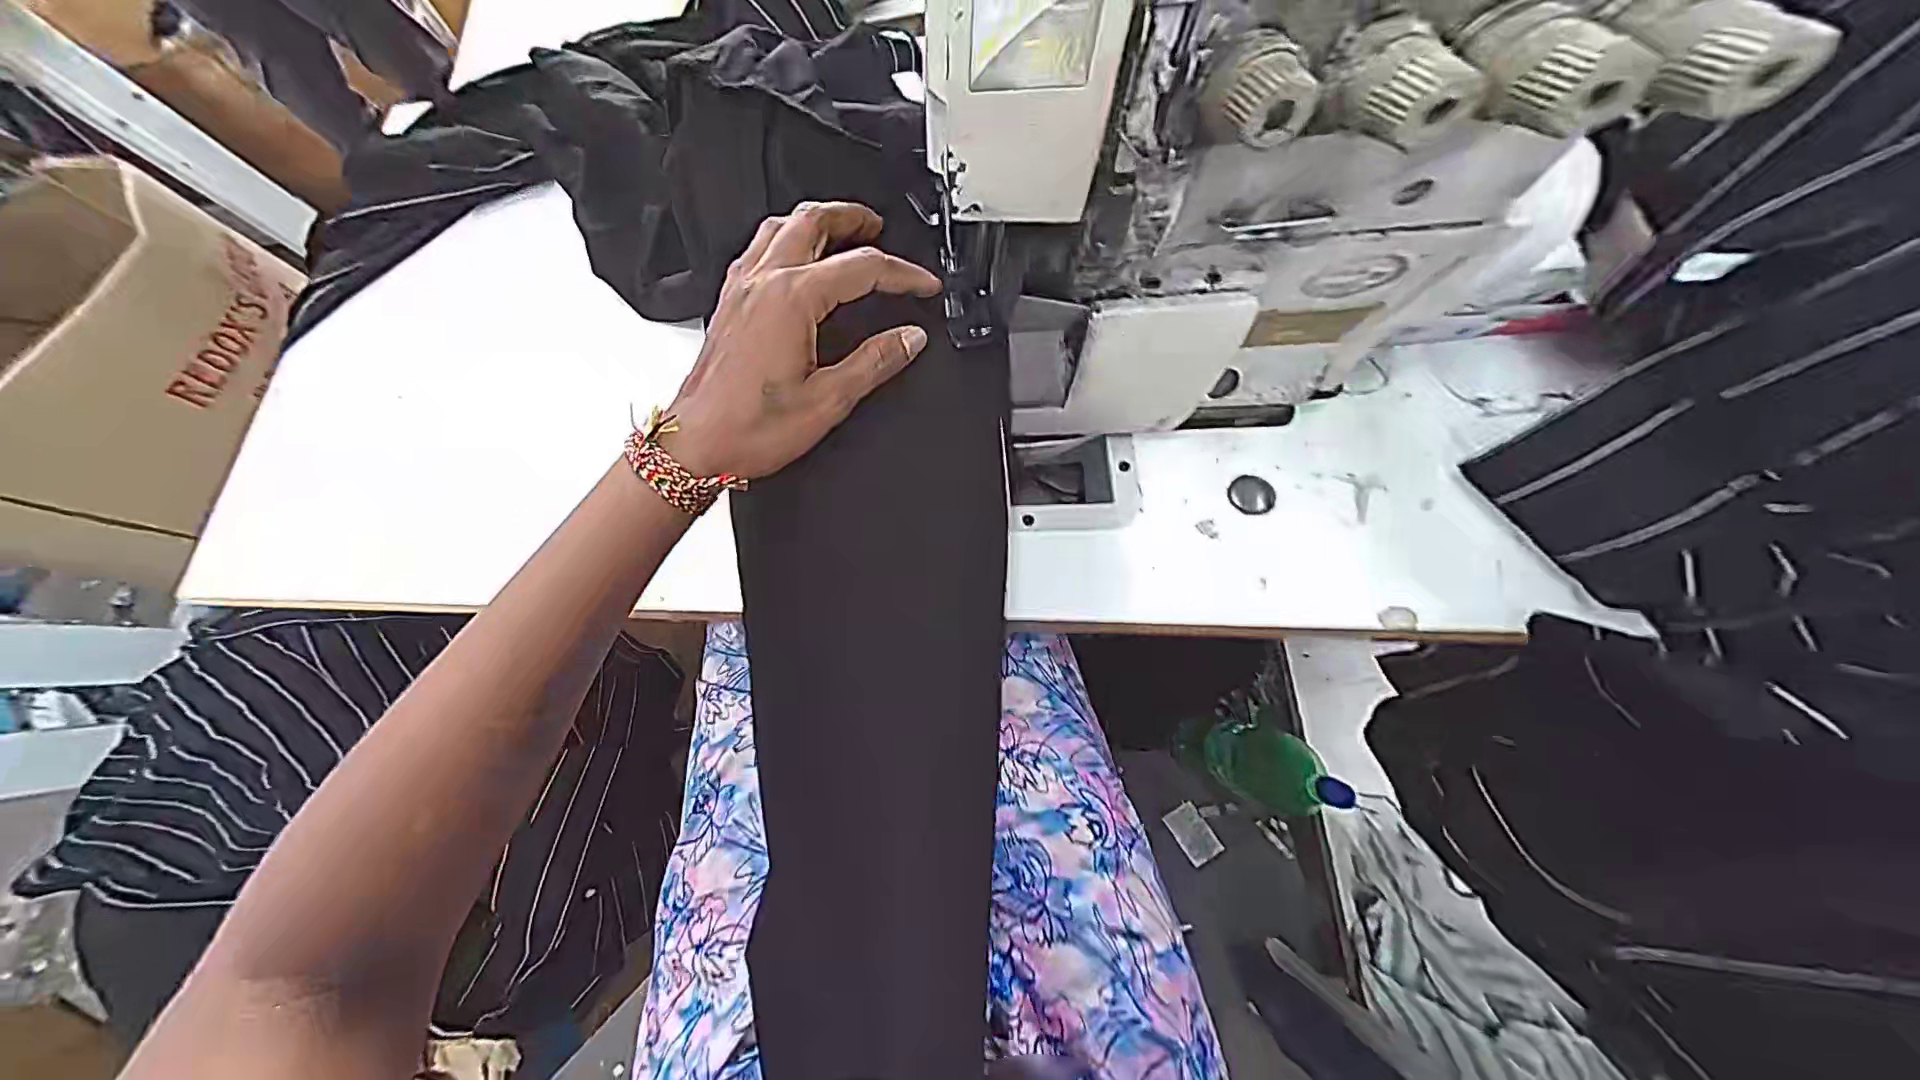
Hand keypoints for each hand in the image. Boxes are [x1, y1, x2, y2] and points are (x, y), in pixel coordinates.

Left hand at [658, 202, 941, 478]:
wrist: (698, 444)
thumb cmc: (749, 428)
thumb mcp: (828, 400)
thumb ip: (875, 362)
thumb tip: (909, 338)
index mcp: (791, 300)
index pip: (863, 268)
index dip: (903, 274)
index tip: (924, 284)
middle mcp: (761, 284)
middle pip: (813, 222)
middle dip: (853, 219)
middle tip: (879, 227)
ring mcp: (740, 290)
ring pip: (780, 227)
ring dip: (816, 222)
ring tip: (842, 232)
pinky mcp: (727, 304)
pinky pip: (757, 251)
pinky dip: (785, 242)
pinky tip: (794, 261)